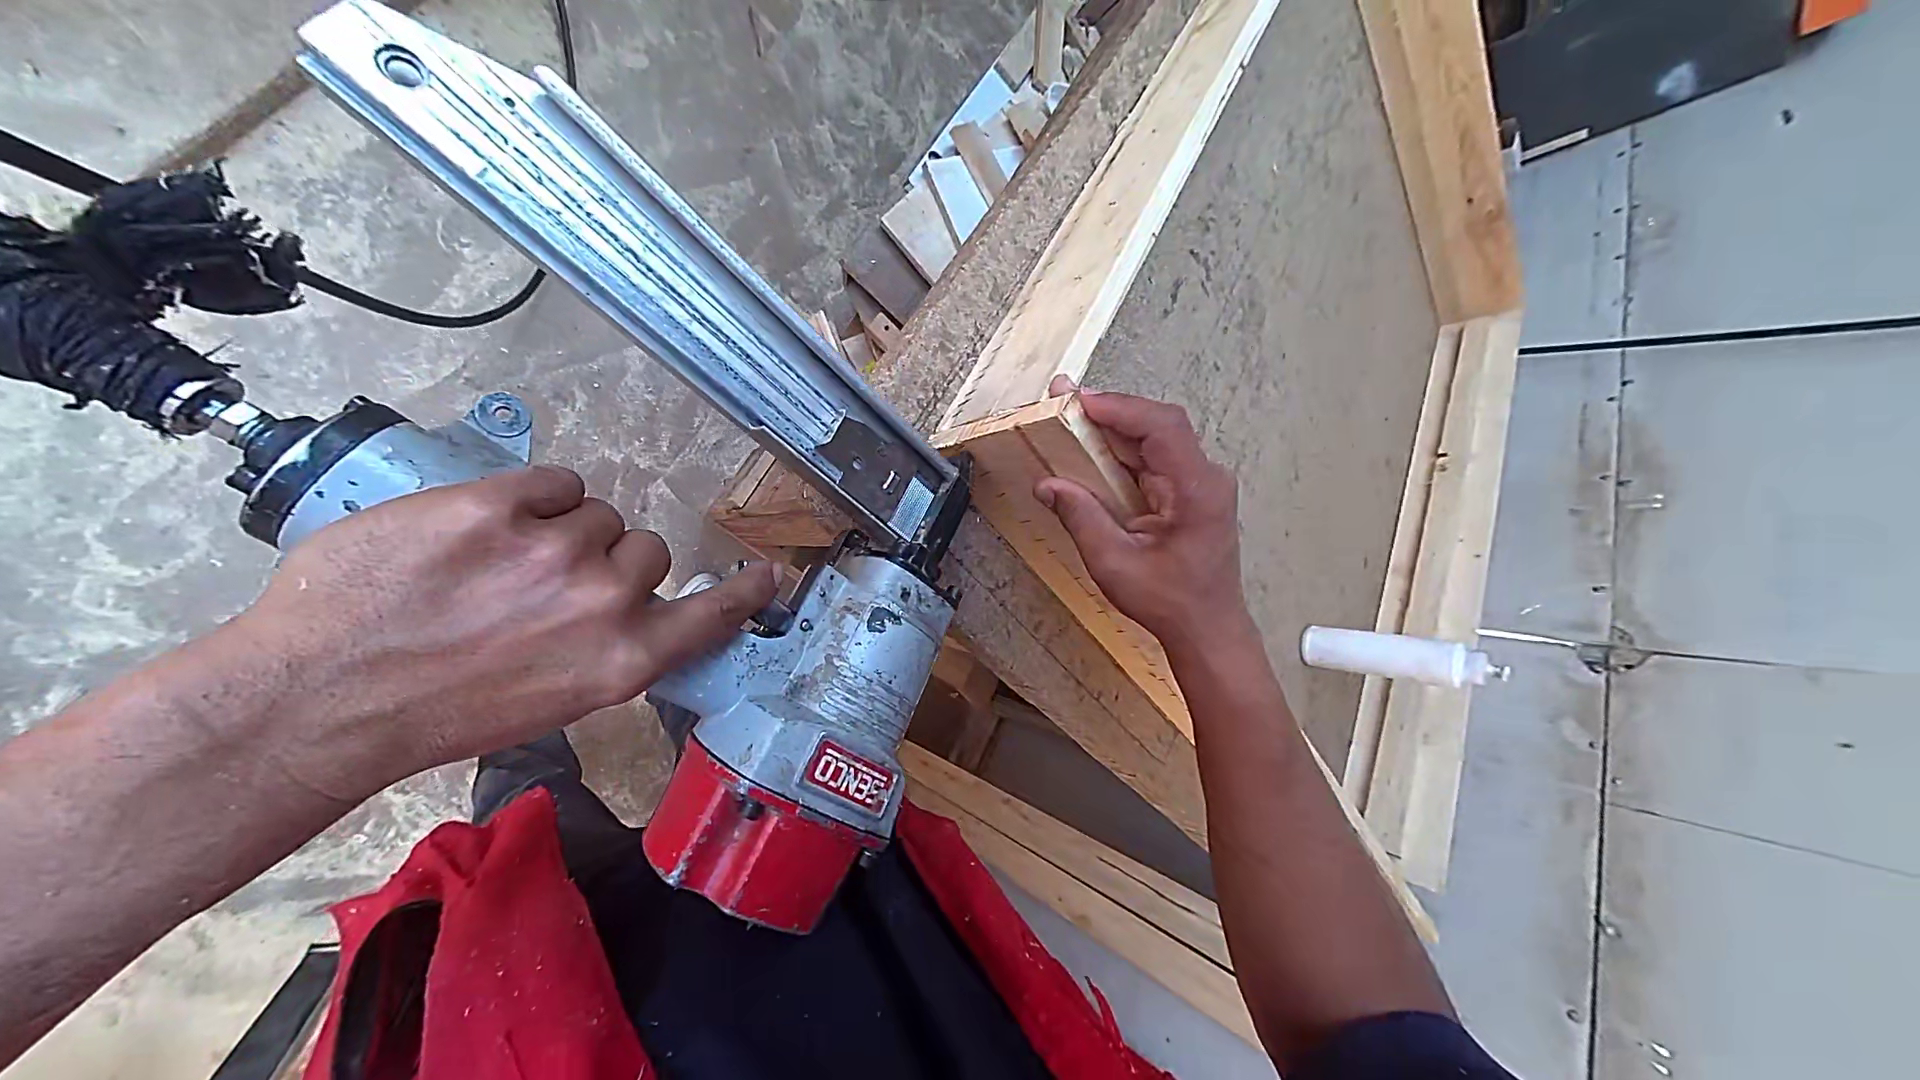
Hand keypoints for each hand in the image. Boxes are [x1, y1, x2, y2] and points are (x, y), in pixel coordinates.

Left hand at [226, 465, 777, 800]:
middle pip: (648, 549)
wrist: (319, 699)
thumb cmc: (442, 714)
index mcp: (623, 659)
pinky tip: (487, 530)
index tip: (768, 574)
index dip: (745, 592)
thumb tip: (636, 611)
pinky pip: (554, 482)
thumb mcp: (556, 702)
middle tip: (551, 587)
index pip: (712, 614)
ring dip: (563, 533)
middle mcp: (605, 601)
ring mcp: (553, 550)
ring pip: (598, 513)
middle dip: (609, 563)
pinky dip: (532, 500)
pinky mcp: (495, 507)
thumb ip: (613, 652)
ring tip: (503, 563)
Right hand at [1034, 378, 1249, 655]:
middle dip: (1109, 412)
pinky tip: (1093, 450)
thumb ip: (1080, 517)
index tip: (1079, 401)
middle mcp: (1205, 478)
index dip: (1120, 408)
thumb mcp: (1114, 562)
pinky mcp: (1189, 491)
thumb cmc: (1169, 602)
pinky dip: (1121, 451)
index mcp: (1197, 490)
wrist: (1206, 627)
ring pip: (1154, 439)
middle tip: (1065, 402)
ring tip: (1071, 420)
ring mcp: (1200, 483)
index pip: (1162, 427)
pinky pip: (1153, 458)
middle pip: (1157, 426)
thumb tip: (1048, 484)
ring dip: (1113, 430)